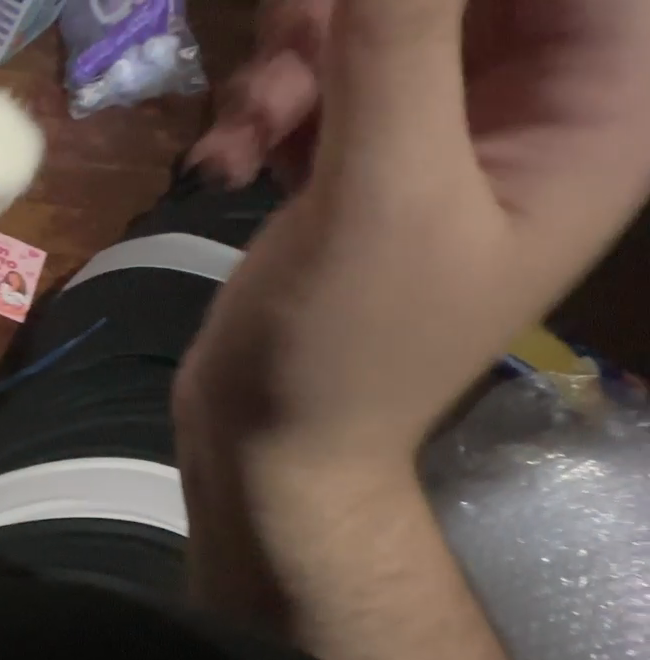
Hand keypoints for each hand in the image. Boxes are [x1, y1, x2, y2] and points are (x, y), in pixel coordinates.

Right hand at [177, 0, 649, 475]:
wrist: (268, 448)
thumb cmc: (344, 349)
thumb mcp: (381, 198)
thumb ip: (396, 48)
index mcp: (598, 104)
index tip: (342, 15)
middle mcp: (528, 104)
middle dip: (349, 17)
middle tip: (283, 52)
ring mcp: (432, 136)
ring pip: (370, 29)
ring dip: (288, 69)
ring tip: (240, 136)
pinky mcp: (352, 168)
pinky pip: (316, 90)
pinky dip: (262, 116)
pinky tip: (228, 163)